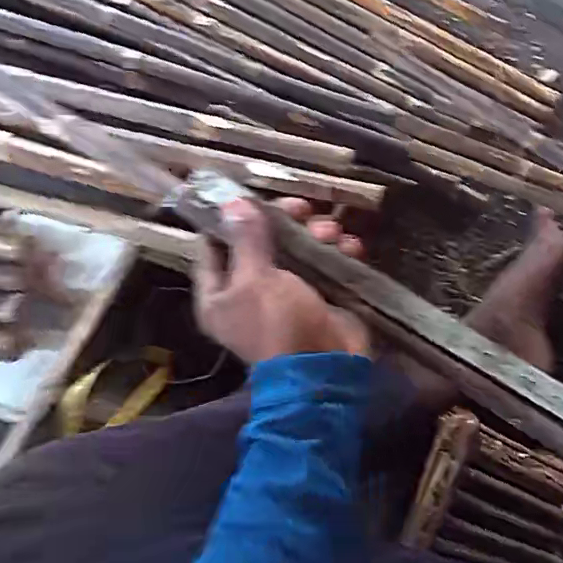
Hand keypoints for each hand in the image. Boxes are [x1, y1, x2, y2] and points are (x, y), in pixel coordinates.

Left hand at [193, 198, 370, 364]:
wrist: (326, 369)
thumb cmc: (278, 323)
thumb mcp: (256, 278)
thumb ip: (244, 239)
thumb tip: (230, 203)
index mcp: (220, 294)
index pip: (212, 247)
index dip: (225, 220)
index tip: (244, 193)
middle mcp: (250, 292)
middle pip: (261, 241)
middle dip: (283, 220)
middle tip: (301, 206)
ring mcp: (287, 293)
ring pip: (298, 247)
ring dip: (316, 233)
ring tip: (330, 232)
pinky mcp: (320, 295)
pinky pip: (327, 263)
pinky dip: (338, 252)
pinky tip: (350, 246)